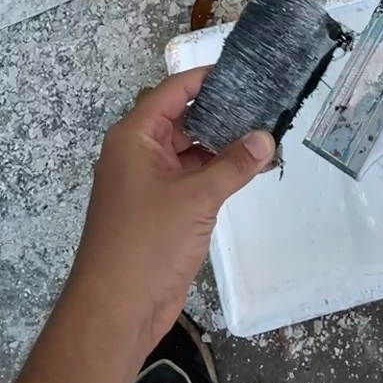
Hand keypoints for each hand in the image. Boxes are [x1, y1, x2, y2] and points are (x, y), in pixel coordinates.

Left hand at [20, 67, 272, 382]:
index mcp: (134, 137)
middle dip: (219, 111)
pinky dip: (216, 170)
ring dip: (220, 143)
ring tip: (262, 131)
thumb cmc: (147, 243)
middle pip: (182, 117)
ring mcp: (148, 181)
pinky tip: (248, 167)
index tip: (242, 71)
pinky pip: (190, 176)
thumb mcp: (196, 198)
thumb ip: (233, 165)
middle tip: (260, 101)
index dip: (205, 78)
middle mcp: (138, 152)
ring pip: (188, 148)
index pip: (172, 92)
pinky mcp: (159, 208)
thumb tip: (266, 139)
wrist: (116, 311)